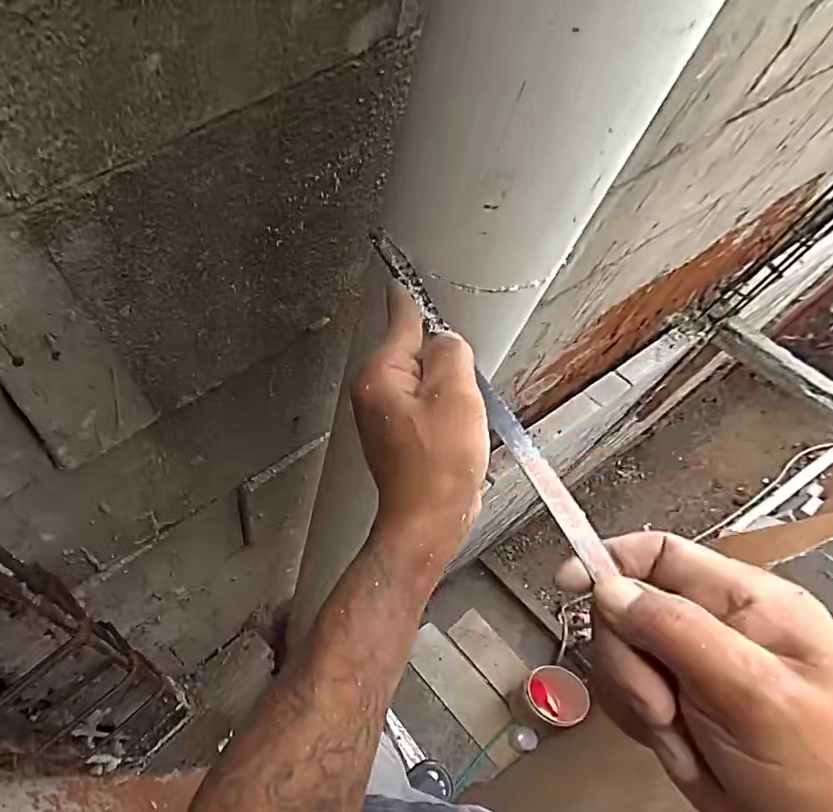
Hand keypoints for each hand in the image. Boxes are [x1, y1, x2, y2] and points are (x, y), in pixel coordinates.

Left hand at [352, 282, 488, 560]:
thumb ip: (450, 352)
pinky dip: (445, 410)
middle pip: (417, 351)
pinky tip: (453, 434)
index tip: (403, 271)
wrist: (428, 518)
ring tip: (456, 422)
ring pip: (426, 380)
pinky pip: (426, 404)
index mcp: (379, 376)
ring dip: (449, 391)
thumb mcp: (455, 395)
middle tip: (460, 394)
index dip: (414, 297)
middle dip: (445, 363)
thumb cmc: (438, 466)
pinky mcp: (398, 433)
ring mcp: (383, 415)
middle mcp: (372, 393)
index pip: (401, 320)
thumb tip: (444, 340)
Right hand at [556, 532, 832, 811]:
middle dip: (629, 660)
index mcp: (752, 604)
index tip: (567, 585)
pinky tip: (673, 742)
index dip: (609, 561)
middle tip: (662, 705)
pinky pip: (619, 688)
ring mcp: (690, 664)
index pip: (661, 554)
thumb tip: (608, 588)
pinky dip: (633, 717)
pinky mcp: (671, 697)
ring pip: (616, 652)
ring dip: (632, 696)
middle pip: (625, 607)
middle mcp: (715, 625)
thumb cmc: (816, 776)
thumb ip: (678, 632)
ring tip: (679, 732)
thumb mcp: (755, 695)